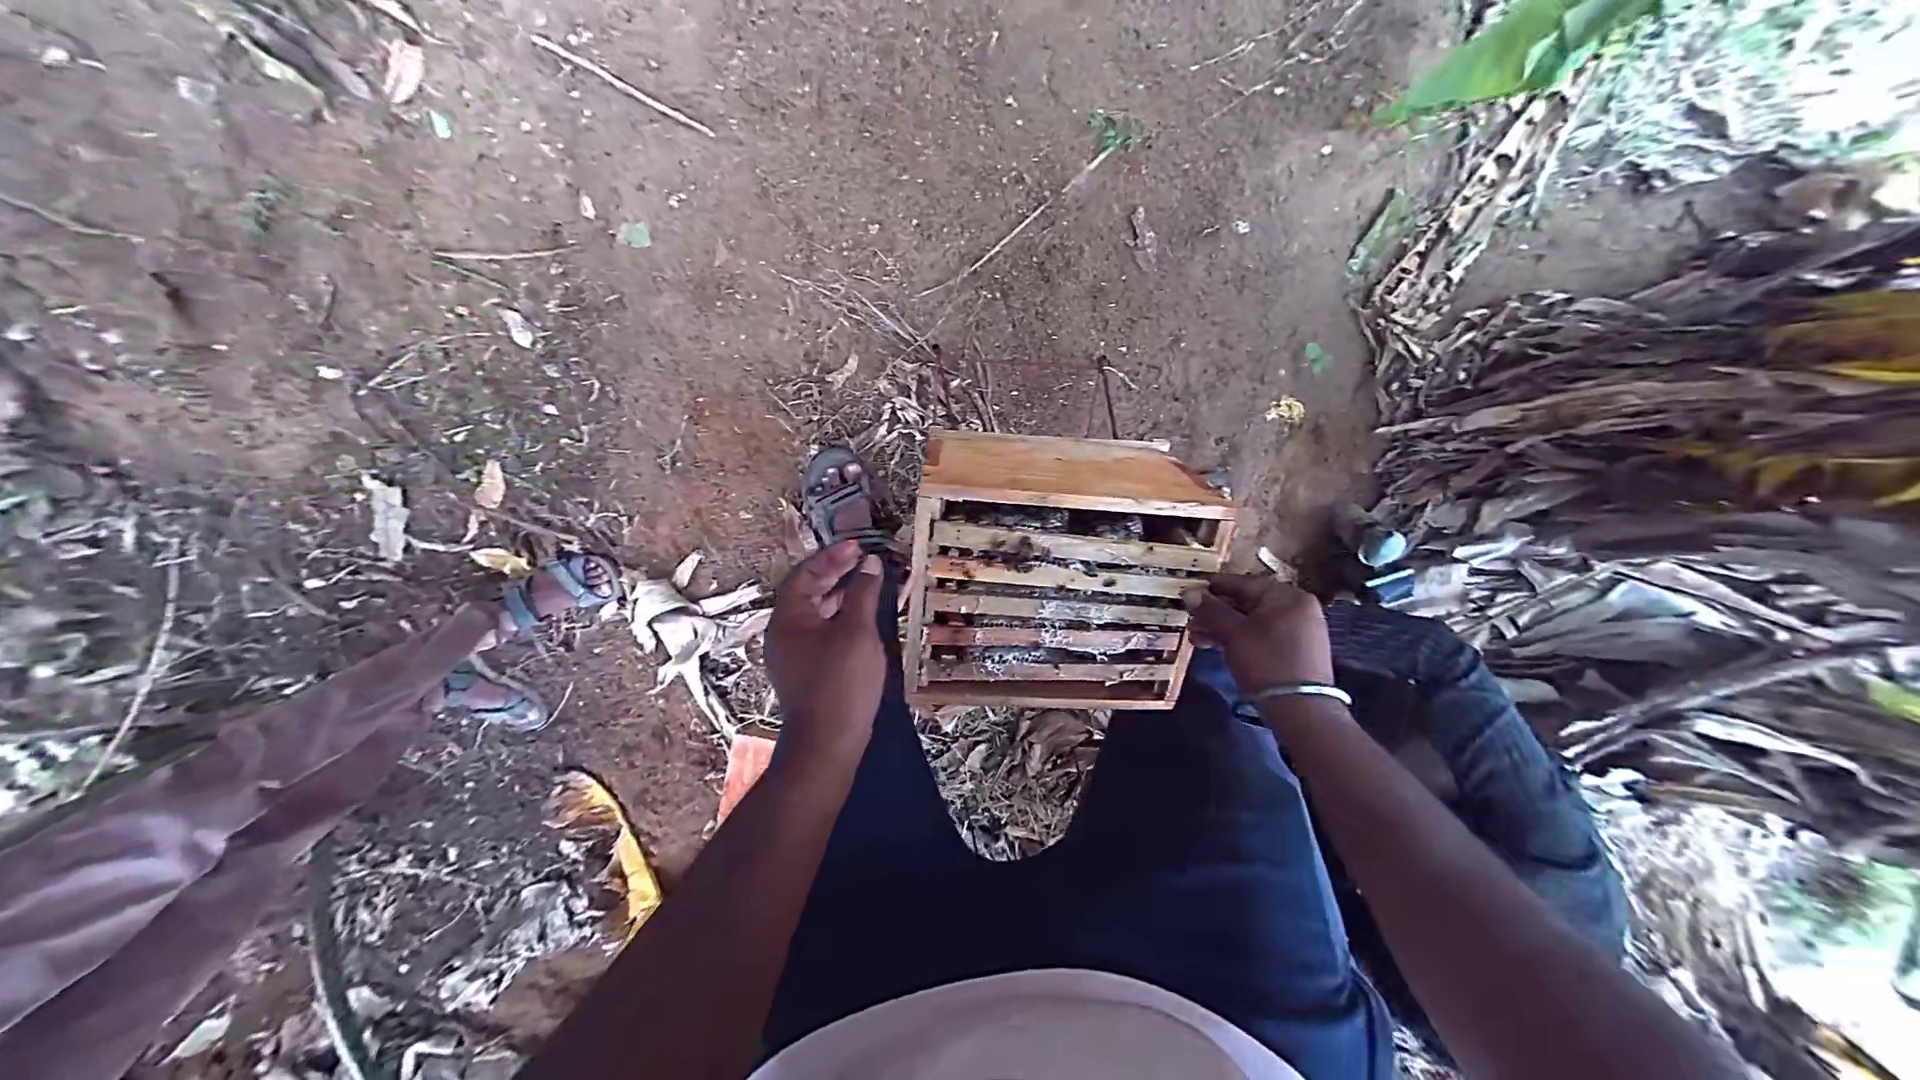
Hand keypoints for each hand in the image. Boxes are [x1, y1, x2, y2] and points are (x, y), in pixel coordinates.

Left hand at [766, 541, 886, 767]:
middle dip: (836, 574)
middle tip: (864, 559)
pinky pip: (822, 632)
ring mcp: (793, 654)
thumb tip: (871, 564)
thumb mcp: (857, 632)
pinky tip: (863, 618)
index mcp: (788, 619)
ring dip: (841, 596)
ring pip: (816, 614)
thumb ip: (863, 593)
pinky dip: (841, 618)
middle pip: (808, 592)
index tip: (859, 546)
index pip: (806, 575)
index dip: (833, 557)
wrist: (829, 742)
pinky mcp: (806, 671)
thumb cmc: (841, 683)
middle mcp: (784, 634)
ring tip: (868, 583)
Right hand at [1183, 574, 1334, 691]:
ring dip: (1222, 628)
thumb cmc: (1266, 661)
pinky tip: (1216, 646)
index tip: (1188, 594)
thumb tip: (1188, 593)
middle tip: (1190, 621)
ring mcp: (1297, 629)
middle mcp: (1296, 607)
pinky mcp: (1294, 649)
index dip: (1211, 588)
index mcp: (1286, 595)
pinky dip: (1239, 638)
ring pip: (1251, 621)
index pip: (1242, 583)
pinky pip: (1261, 635)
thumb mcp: (1234, 633)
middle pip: (1246, 602)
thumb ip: (1211, 610)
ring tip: (1197, 638)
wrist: (1301, 709)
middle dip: (1215, 612)